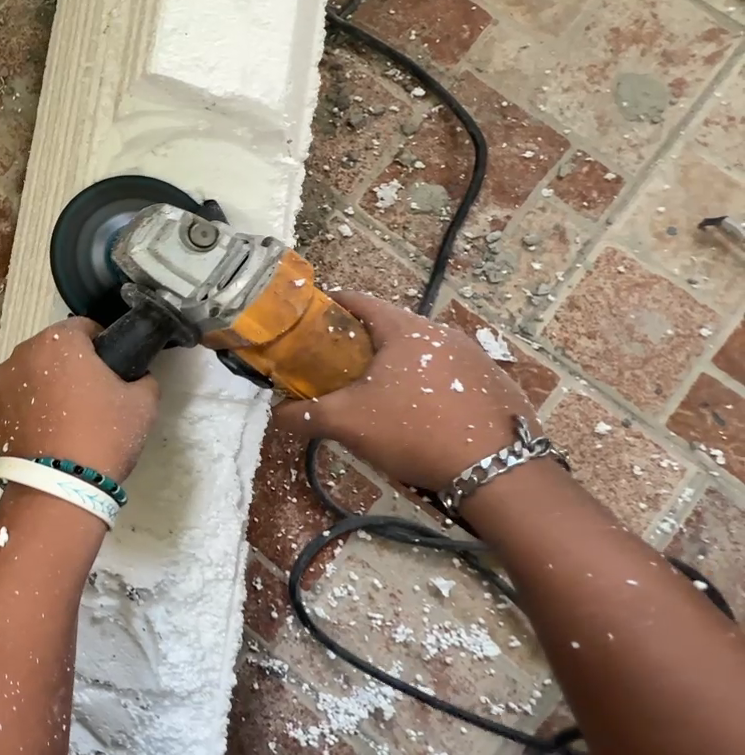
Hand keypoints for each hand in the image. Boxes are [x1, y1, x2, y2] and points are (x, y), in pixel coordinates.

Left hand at [0, 317, 160, 482]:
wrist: (60, 482)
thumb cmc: (103, 434)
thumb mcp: (143, 403)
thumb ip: (143, 377)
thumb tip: (136, 375)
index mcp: (59, 340)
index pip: (84, 327)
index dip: (101, 343)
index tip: (111, 366)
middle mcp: (24, 351)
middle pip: (54, 347)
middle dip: (71, 362)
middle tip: (92, 393)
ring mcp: (2, 378)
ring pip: (32, 369)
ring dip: (47, 380)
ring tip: (67, 413)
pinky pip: (15, 393)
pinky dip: (28, 401)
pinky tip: (45, 425)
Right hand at [273, 291, 537, 491]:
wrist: (504, 477)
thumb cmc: (415, 433)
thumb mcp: (345, 423)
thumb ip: (300, 414)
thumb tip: (274, 413)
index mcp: (406, 330)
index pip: (357, 300)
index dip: (325, 307)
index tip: (304, 322)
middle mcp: (443, 334)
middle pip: (387, 327)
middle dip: (357, 343)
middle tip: (331, 365)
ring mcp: (477, 360)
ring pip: (419, 352)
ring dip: (393, 365)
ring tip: (373, 392)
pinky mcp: (498, 386)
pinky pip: (448, 374)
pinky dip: (425, 384)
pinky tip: (417, 414)